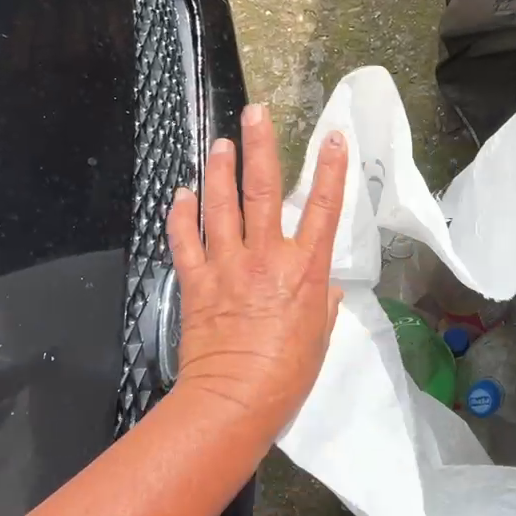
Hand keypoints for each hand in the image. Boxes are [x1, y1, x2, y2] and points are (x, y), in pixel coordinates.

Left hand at [166, 104, 347, 436]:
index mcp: (305, 269)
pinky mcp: (196, 282)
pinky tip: (181, 192)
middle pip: (264, 190)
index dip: (331, 169)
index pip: (324, 208)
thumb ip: (323, 303)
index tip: (334, 136)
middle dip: (260, 146)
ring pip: (221, 206)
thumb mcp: (321, 335)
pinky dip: (182, 214)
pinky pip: (186, 240)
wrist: (232, 403)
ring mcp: (228, 266)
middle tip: (255, 111)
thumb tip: (325, 288)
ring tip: (220, 142)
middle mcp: (267, 256)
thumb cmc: (288, 374)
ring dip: (220, 170)